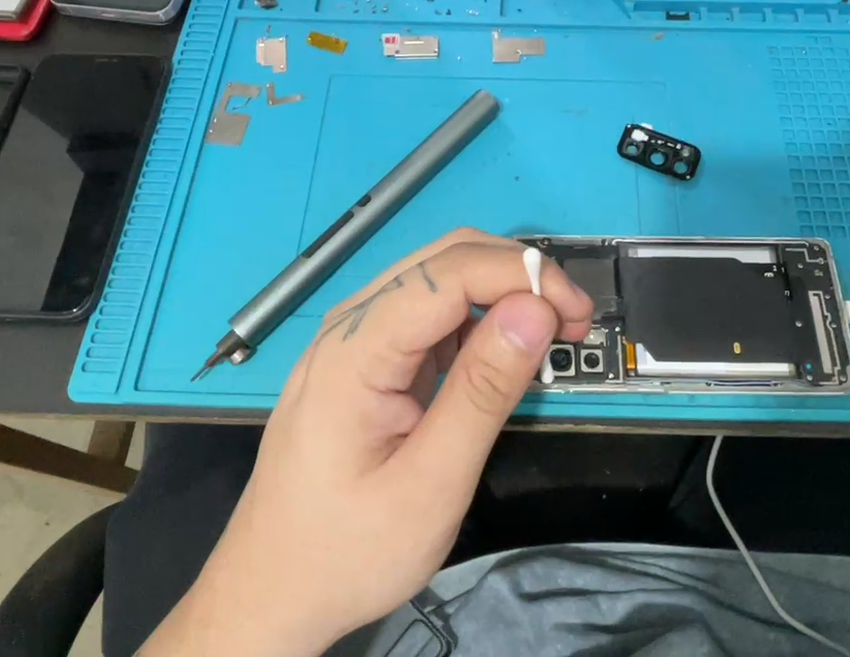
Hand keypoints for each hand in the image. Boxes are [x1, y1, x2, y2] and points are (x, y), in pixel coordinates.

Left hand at [151, 229, 593, 656]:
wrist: (271, 591)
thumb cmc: (347, 550)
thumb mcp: (429, 485)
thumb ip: (482, 392)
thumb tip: (537, 310)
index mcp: (355, 349)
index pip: (449, 272)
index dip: (522, 276)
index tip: (578, 317)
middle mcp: (351, 323)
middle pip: (444, 258)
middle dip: (517, 274)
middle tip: (573, 323)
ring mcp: (355, 335)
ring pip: (440, 276)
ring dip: (501, 291)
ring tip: (549, 337)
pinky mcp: (368, 355)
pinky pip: (430, 312)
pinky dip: (478, 317)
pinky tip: (503, 354)